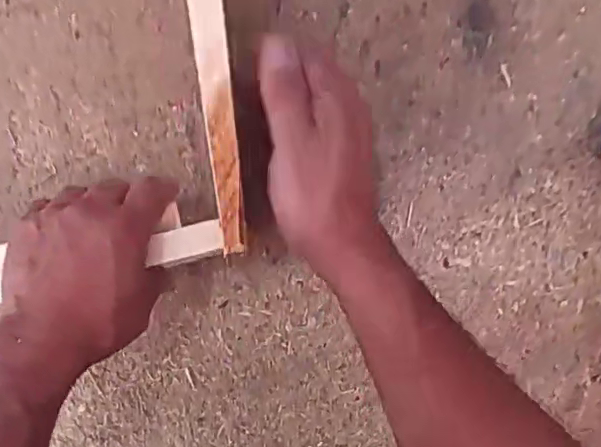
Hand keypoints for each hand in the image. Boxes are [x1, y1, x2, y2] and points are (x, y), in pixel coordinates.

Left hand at [0, 176, 178, 381]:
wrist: (44, 337)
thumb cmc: (90, 326)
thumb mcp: (140, 308)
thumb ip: (152, 279)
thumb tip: (155, 271)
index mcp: (124, 229)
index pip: (151, 191)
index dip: (163, 190)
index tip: (165, 193)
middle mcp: (90, 212)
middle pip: (114, 189)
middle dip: (125, 204)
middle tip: (128, 227)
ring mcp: (56, 215)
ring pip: (80, 196)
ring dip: (91, 210)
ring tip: (93, 237)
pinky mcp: (29, 225)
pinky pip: (49, 209)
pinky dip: (60, 220)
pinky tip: (63, 242)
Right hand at [257, 35, 389, 274]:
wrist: (342, 246)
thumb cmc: (312, 201)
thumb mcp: (289, 142)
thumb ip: (282, 93)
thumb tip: (275, 46)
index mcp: (334, 96)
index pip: (302, 55)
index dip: (272, 62)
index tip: (246, 83)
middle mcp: (350, 106)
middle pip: (313, 74)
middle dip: (283, 80)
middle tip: (252, 103)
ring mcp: (354, 133)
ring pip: (319, 100)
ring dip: (293, 105)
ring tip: (266, 124)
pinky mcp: (349, 158)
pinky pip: (324, 126)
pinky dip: (304, 127)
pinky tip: (289, 148)